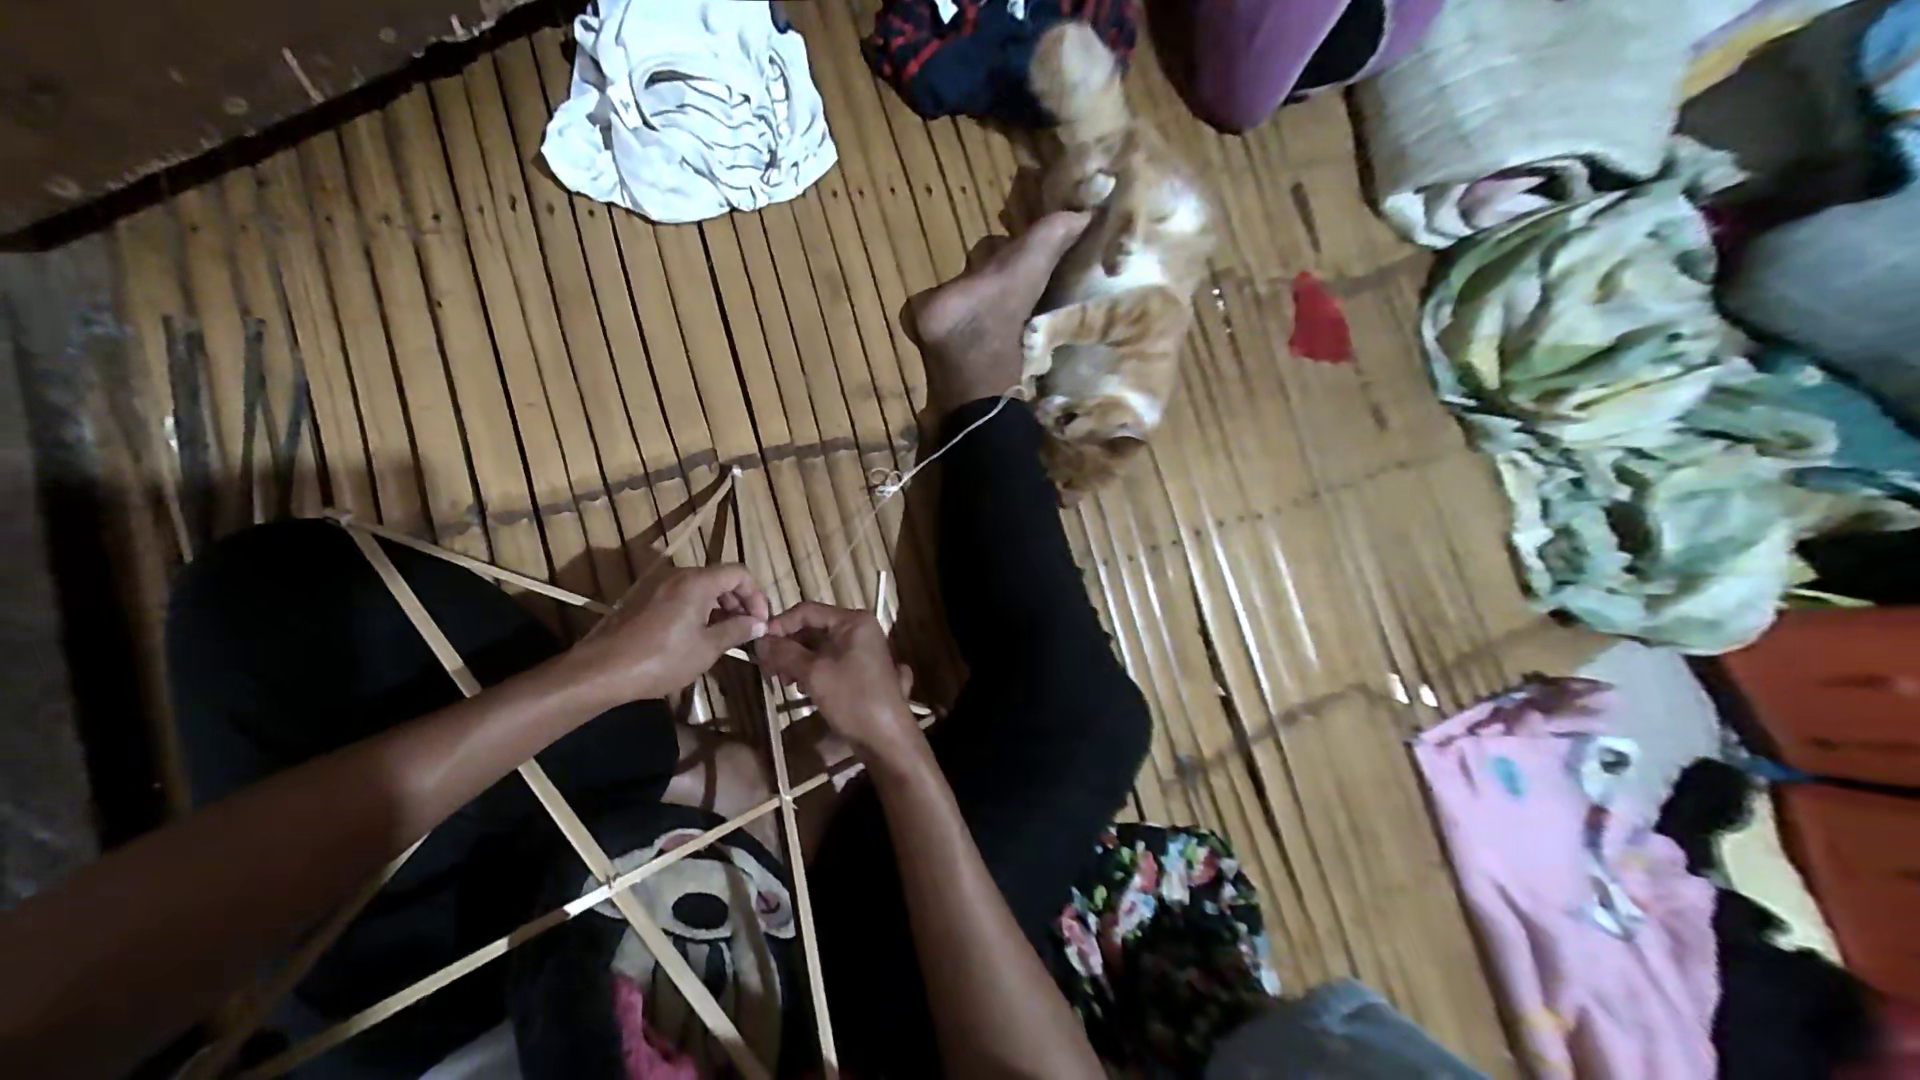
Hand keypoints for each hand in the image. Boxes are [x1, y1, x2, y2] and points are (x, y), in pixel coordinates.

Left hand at [567, 564, 769, 704]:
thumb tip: (758, 624)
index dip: (756, 595)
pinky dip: (698, 608)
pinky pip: (681, 595)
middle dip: (739, 601)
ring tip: (726, 633)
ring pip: (699, 587)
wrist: (601, 670)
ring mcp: (657, 585)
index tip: (760, 620)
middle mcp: (678, 575)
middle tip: (748, 628)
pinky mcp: (643, 599)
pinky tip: (699, 634)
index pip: (739, 573)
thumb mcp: (707, 648)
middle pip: (719, 577)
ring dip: (719, 606)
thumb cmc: (661, 659)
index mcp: (697, 582)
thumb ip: (736, 630)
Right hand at [753, 602, 921, 761]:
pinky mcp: (858, 670)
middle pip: (812, 629)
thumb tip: (759, 641)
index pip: (807, 611)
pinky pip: (828, 661)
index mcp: (853, 621)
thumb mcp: (814, 673)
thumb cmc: (852, 698)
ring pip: (818, 647)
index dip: (780, 625)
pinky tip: (799, 687)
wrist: (886, 737)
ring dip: (796, 661)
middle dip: (787, 647)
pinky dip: (810, 670)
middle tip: (766, 668)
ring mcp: (860, 650)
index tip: (758, 645)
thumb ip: (785, 653)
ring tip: (782, 681)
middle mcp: (859, 629)